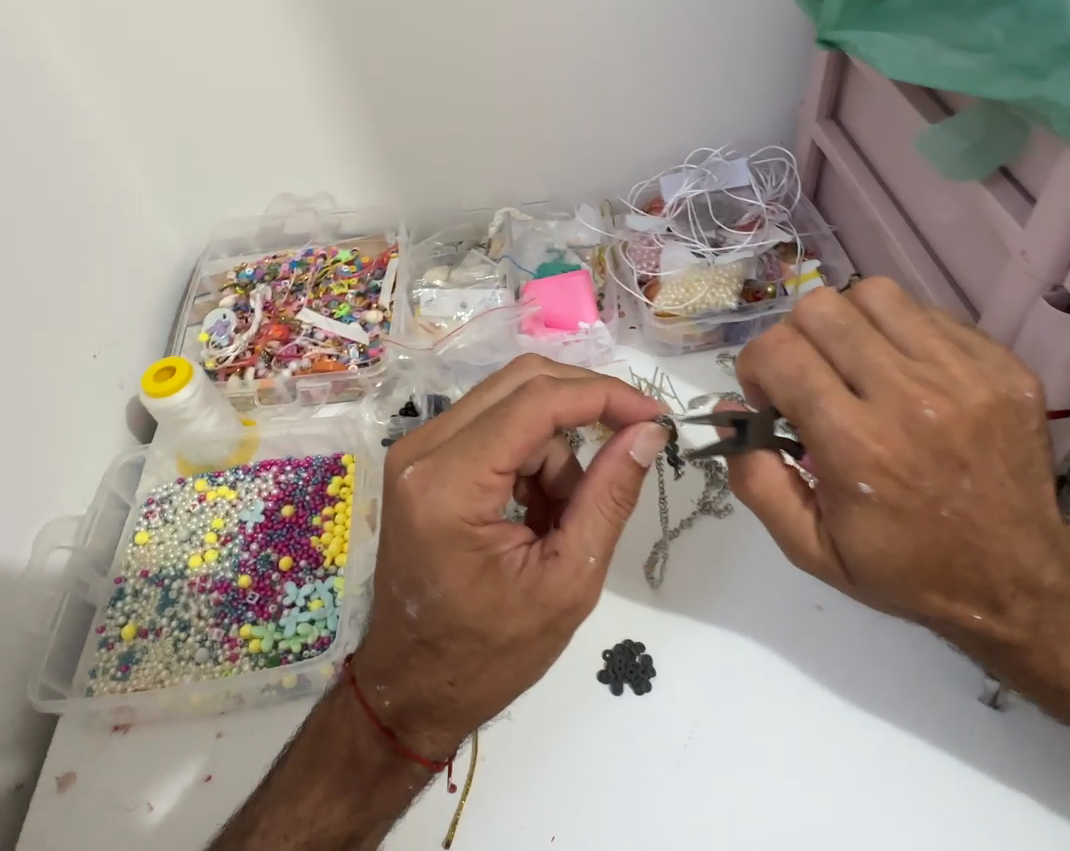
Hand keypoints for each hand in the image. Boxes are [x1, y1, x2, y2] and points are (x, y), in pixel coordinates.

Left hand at [349, 355, 668, 755]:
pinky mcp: (423, 463)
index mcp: (449, 483)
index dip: (605, 397)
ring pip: (512, 404)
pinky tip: (537, 513)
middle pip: (521, 383)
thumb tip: (649, 430)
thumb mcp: (568, 581)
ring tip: (564, 518)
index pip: (537, 401)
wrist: (413, 687)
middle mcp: (423, 451)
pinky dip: (531, 458)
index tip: (657, 416)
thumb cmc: (489, 654)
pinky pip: (494, 428)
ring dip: (557, 446)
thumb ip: (609, 496)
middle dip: (586, 406)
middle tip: (633, 440)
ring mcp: (417, 453)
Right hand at [728, 279, 1069, 648]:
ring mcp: (964, 374)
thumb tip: (727, 415)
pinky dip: (901, 335)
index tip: (770, 399)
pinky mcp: (1001, 365)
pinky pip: (930, 314)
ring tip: (857, 367)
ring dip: (848, 326)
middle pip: (821, 309)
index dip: (755, 367)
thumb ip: (756, 480)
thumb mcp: (810, 549)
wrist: (1017, 580)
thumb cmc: (905, 569)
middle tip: (810, 379)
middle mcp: (910, 397)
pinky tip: (907, 376)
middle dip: (795, 340)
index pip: (779, 352)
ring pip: (875, 295)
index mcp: (857, 445)